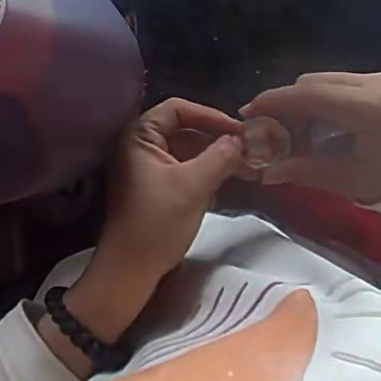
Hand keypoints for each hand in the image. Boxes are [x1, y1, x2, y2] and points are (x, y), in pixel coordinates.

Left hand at [94, 98, 248, 290]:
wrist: (130, 271)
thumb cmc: (156, 222)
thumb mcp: (193, 186)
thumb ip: (220, 157)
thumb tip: (241, 140)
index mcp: (140, 135)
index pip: (179, 109)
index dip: (211, 116)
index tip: (239, 131)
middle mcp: (140, 145)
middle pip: (186, 129)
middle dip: (218, 141)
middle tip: (250, 152)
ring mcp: (147, 167)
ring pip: (189, 152)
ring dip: (216, 159)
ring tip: (247, 170)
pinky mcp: (156, 187)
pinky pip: (185, 170)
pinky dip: (206, 175)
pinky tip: (225, 188)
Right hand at [240, 72, 380, 203]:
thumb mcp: (356, 182)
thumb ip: (308, 171)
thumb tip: (266, 171)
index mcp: (372, 109)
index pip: (309, 95)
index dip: (274, 102)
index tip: (249, 113)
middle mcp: (379, 83)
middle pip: (316, 83)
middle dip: (288, 103)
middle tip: (272, 131)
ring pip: (331, 80)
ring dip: (308, 100)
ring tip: (299, 132)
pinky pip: (349, 83)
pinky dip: (329, 99)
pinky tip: (327, 124)